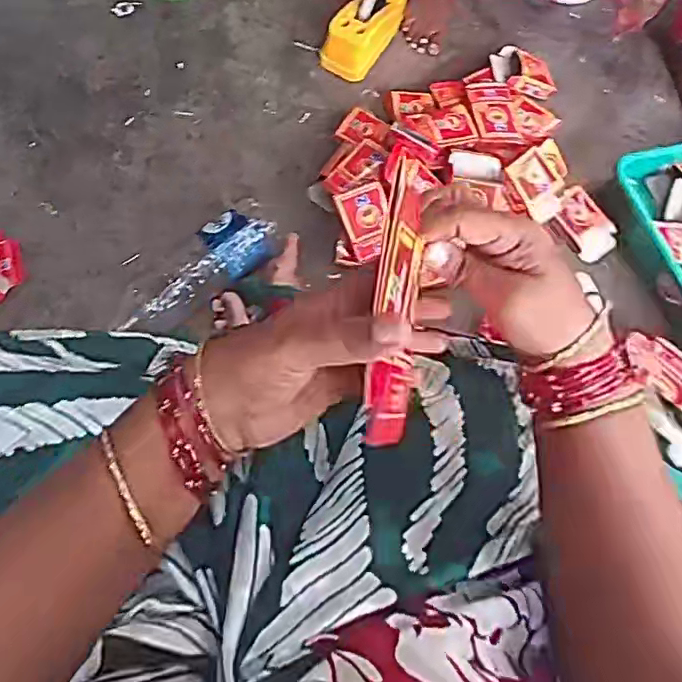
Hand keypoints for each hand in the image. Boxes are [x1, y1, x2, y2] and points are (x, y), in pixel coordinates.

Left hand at [197, 272, 448, 451]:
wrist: (224, 412)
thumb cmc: (256, 363)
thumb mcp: (301, 344)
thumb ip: (349, 337)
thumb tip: (403, 328)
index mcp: (333, 301)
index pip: (379, 279)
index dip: (409, 273)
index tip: (446, 269)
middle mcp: (344, 322)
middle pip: (389, 311)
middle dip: (420, 307)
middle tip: (457, 308)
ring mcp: (344, 354)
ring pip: (387, 343)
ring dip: (414, 340)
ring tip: (447, 339)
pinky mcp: (343, 384)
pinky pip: (378, 376)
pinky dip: (400, 375)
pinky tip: (421, 376)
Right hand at [418, 196, 597, 359]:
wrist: (571, 348)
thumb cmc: (546, 323)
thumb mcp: (507, 299)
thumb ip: (468, 271)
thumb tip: (429, 250)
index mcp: (517, 230)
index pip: (466, 215)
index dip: (434, 225)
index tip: (407, 241)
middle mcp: (505, 226)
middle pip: (459, 202)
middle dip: (429, 215)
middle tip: (404, 239)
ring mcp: (496, 239)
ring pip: (454, 215)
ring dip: (430, 225)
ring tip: (410, 247)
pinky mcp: (488, 255)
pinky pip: (457, 237)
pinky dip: (437, 242)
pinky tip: (423, 257)